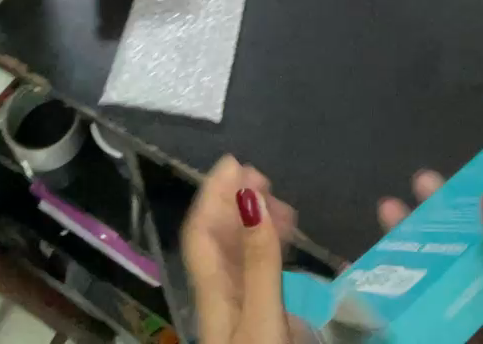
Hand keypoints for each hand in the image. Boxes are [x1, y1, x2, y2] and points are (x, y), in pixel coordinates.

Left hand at [182, 155, 298, 343]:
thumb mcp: (262, 318)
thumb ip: (259, 261)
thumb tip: (252, 197)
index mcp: (211, 292)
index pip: (200, 231)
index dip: (212, 192)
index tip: (234, 161)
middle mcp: (218, 295)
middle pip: (217, 238)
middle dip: (234, 200)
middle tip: (262, 176)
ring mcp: (236, 309)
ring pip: (236, 252)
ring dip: (252, 220)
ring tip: (279, 203)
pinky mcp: (255, 322)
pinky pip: (254, 270)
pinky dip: (267, 247)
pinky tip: (282, 239)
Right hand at [379, 172, 482, 343]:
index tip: (457, 172)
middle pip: (471, 251)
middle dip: (439, 218)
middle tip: (409, 188)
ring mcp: (482, 333)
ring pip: (444, 282)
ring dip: (413, 251)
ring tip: (383, 216)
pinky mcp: (455, 343)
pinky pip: (425, 321)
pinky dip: (396, 303)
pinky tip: (368, 286)